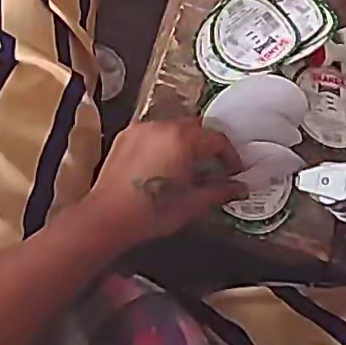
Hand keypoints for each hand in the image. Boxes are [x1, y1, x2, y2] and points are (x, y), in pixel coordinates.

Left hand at [81, 119, 244, 247]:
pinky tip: (163, 163)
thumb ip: (219, 191)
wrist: (106, 218)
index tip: (234, 169)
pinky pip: (153, 132)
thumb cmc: (152, 212)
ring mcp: (142, 129)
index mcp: (183, 139)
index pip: (217, 139)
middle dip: (207, 144)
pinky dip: (163, 142)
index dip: (230, 154)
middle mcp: (163, 126)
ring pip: (173, 127)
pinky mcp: (126, 136)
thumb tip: (240, 188)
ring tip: (187, 165)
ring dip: (185, 141)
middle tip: (214, 166)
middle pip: (196, 127)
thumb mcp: (192, 204)